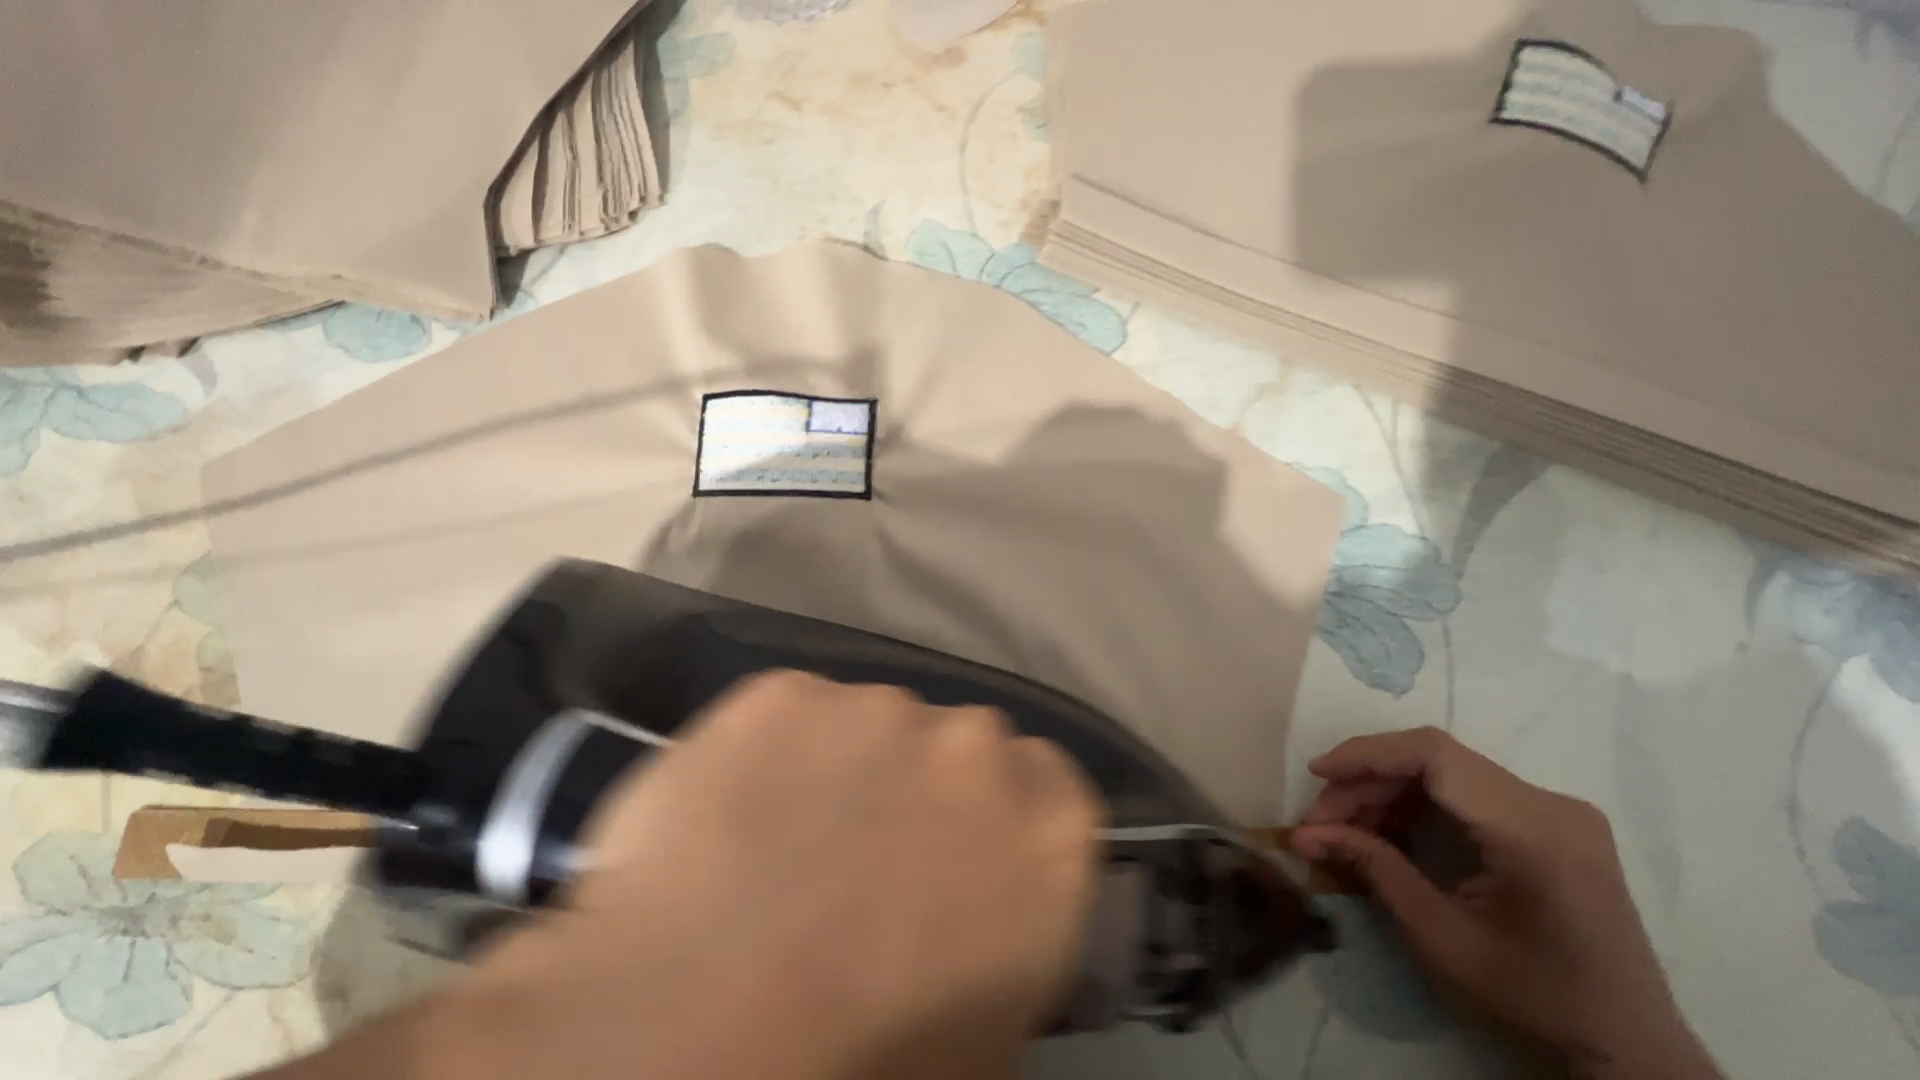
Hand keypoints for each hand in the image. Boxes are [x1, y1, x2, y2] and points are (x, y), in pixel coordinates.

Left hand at [438, 671, 1103, 1079]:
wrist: (702, 1033)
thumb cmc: (872, 1059)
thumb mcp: (989, 1032)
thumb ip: (1006, 935)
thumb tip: (969, 918)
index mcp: (1050, 826)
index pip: (1047, 784)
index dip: (997, 817)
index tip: (956, 853)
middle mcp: (975, 744)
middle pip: (958, 745)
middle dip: (920, 786)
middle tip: (861, 853)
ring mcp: (874, 708)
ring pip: (869, 724)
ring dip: (840, 766)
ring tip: (779, 840)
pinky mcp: (779, 694)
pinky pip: (787, 716)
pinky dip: (765, 754)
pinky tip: (727, 816)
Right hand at [1291, 728, 1720, 1078]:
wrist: (1626, 1047)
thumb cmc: (1533, 1000)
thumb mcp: (1441, 938)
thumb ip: (1375, 870)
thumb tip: (1306, 834)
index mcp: (1534, 831)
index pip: (1435, 756)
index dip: (1367, 755)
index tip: (1316, 776)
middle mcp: (1552, 804)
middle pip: (1438, 761)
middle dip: (1370, 783)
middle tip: (1322, 823)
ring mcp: (1558, 811)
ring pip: (1450, 773)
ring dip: (1391, 793)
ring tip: (1347, 830)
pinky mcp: (1553, 824)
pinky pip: (1472, 793)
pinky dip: (1422, 806)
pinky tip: (1390, 833)